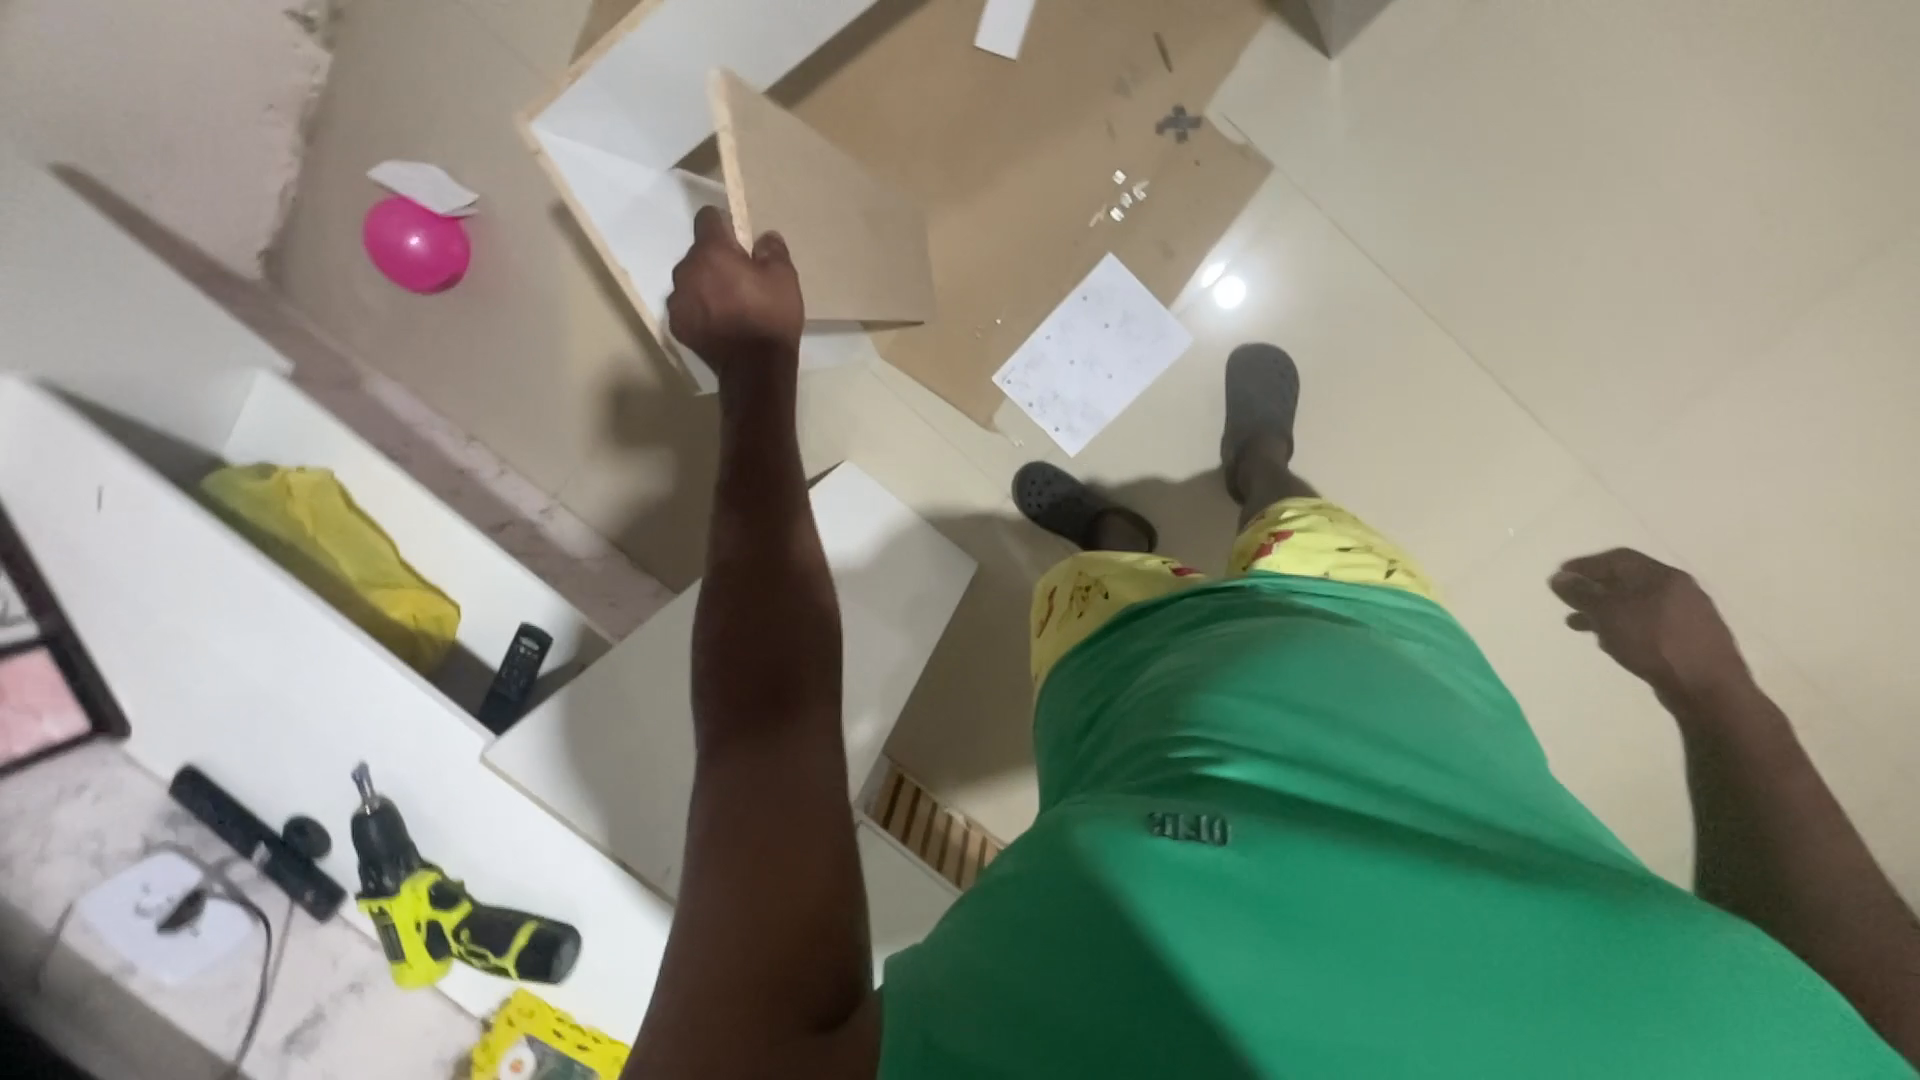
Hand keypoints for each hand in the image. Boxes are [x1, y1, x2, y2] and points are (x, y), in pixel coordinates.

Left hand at [666, 206, 803, 383]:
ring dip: (705, 286)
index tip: (739, 241)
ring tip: (729, 306)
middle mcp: (686, 271)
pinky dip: (700, 311)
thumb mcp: (785, 278)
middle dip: (715, 261)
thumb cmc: (771, 318)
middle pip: (698, 253)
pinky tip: (719, 325)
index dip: (724, 225)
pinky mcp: (677, 327)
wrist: (756, 369)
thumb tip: (763, 239)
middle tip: (740, 281)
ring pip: (690, 281)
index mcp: (711, 252)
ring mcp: (677, 301)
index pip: (707, 218)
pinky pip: (687, 308)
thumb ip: (772, 250)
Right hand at [1550, 548, 1751, 701]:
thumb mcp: (1607, 613)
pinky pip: (1649, 623)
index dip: (1586, 564)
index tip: (1561, 575)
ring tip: (1580, 624)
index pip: (1618, 558)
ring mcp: (1689, 614)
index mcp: (1663, 576)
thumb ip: (1581, 593)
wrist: (1706, 686)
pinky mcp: (1690, 638)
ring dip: (1606, 610)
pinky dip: (1625, 626)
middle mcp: (1680, 589)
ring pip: (1637, 604)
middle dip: (1594, 588)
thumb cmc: (1652, 642)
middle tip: (1568, 599)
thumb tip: (1560, 577)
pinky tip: (1612, 640)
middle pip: (1628, 580)